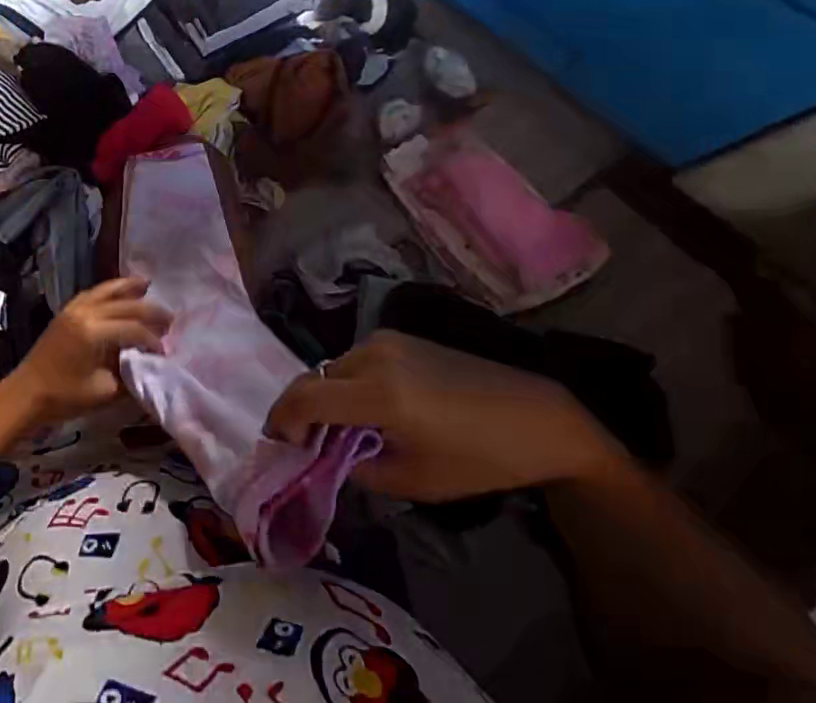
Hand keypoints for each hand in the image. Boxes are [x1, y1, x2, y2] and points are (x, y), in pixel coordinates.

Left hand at [0, 277, 171, 424]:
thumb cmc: (63, 397)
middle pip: (125, 305)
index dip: (152, 340)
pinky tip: (120, 291)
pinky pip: (93, 293)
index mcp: (93, 332)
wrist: (24, 395)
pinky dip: (109, 289)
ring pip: (107, 290)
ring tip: (148, 284)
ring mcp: (73, 309)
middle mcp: (85, 313)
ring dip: (129, 288)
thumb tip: (149, 364)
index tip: (164, 352)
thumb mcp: (104, 392)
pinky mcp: (66, 312)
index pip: (133, 329)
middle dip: (150, 311)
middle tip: (169, 319)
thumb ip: (130, 374)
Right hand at [266, 330, 625, 502]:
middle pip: (314, 380)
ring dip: (327, 397)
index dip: (281, 422)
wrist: (535, 416)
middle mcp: (375, 355)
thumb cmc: (479, 457)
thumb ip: (357, 468)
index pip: (303, 398)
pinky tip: (370, 409)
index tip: (282, 447)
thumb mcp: (414, 480)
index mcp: (378, 392)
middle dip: (302, 413)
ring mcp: (389, 339)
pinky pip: (357, 360)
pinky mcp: (403, 336)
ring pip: (334, 369)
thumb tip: (328, 455)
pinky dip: (349, 384)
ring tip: (343, 432)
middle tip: (309, 447)